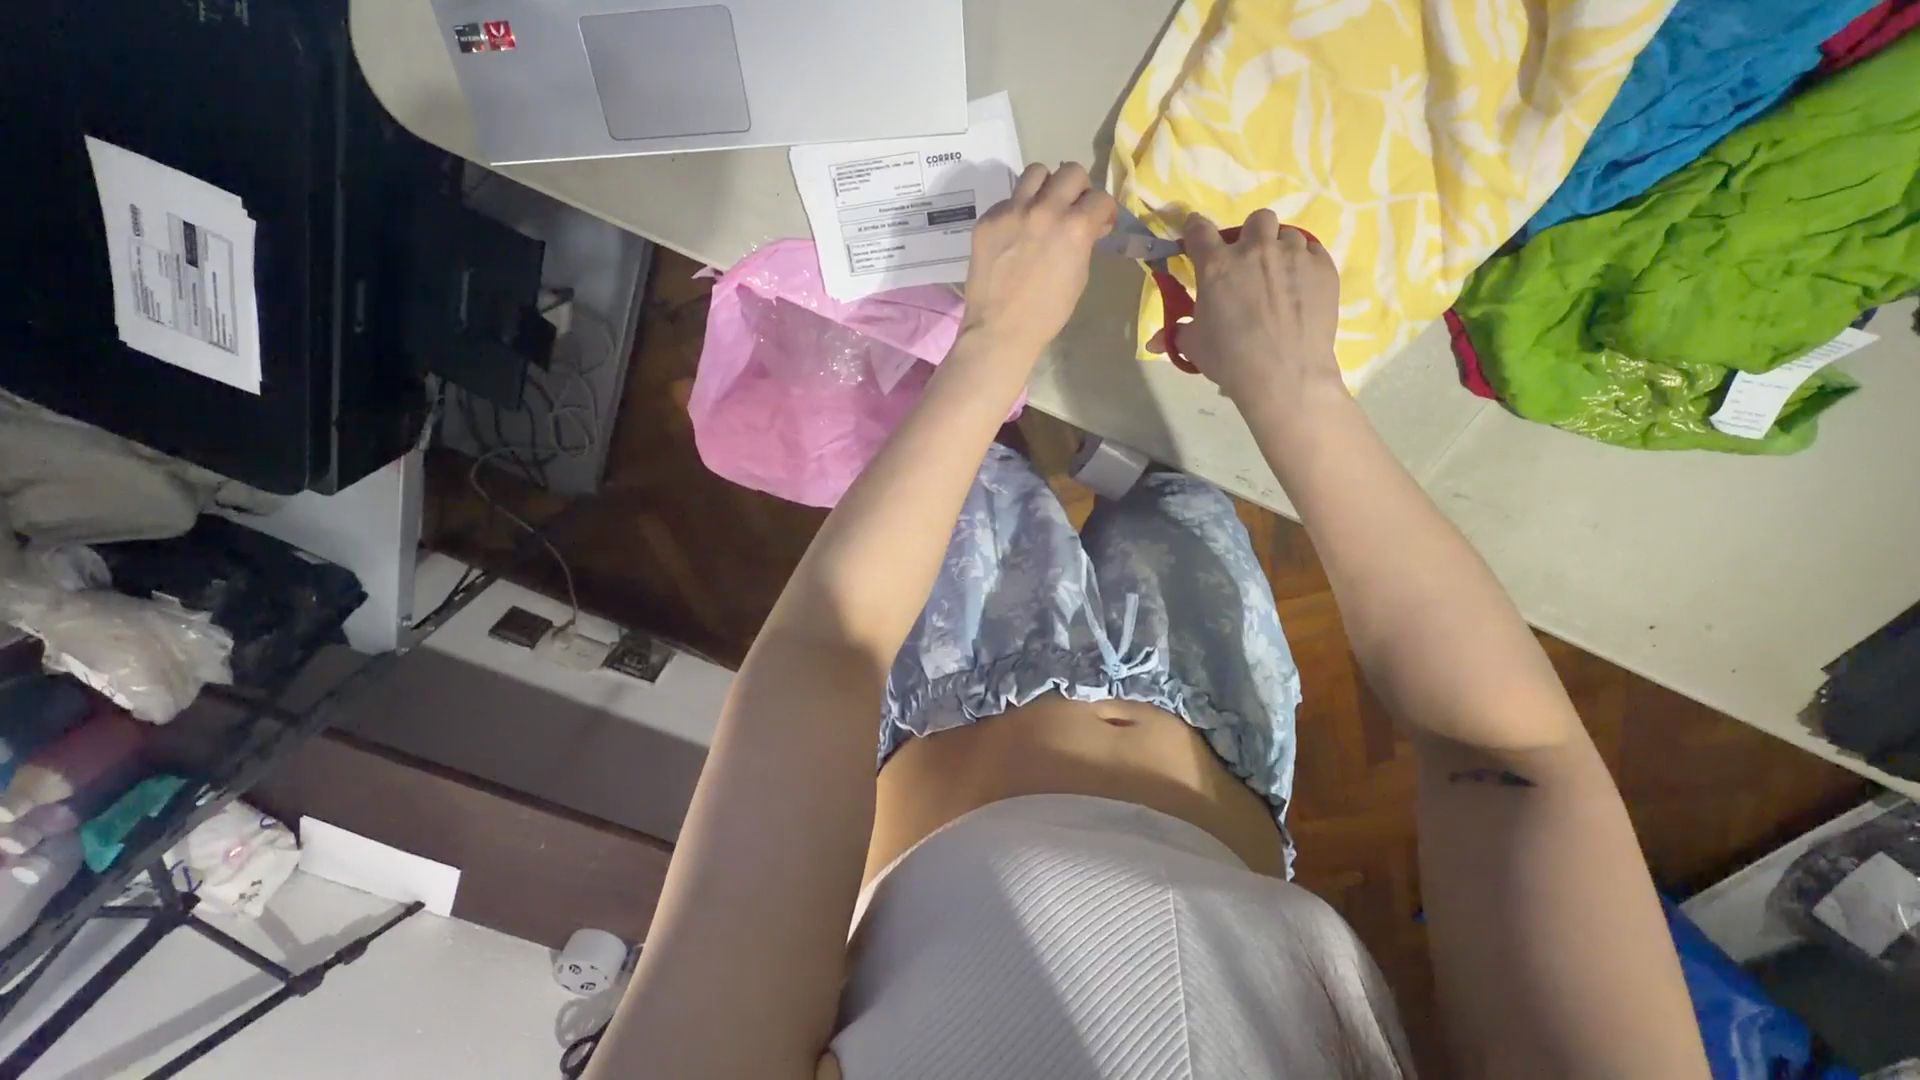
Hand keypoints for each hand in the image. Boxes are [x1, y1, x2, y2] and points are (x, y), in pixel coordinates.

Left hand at [959, 163, 1117, 361]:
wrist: (1000, 330)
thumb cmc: (1047, 313)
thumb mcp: (1079, 276)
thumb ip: (1084, 241)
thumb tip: (1089, 224)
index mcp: (1074, 227)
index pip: (1100, 197)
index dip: (1103, 211)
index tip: (1100, 221)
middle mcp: (1044, 209)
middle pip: (1070, 171)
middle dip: (1078, 189)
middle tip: (1072, 209)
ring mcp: (1012, 211)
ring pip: (1036, 173)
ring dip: (1045, 187)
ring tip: (1042, 209)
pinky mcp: (988, 219)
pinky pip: (1008, 199)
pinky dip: (1017, 210)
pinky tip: (1015, 234)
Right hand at [1149, 210, 1341, 409]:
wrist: (1285, 375)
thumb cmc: (1230, 360)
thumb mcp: (1194, 347)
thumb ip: (1176, 333)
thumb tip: (1153, 342)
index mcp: (1217, 265)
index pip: (1199, 229)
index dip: (1196, 230)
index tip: (1198, 239)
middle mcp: (1255, 249)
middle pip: (1256, 219)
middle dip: (1252, 235)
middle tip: (1251, 262)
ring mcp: (1293, 255)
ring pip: (1288, 235)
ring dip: (1281, 250)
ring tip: (1281, 278)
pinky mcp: (1323, 268)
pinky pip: (1314, 252)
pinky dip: (1306, 265)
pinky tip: (1302, 289)